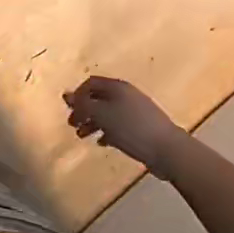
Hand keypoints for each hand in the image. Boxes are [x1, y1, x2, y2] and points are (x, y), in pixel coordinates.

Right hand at [65, 76, 188, 177]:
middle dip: (84, 110)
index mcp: (117, 87)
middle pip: (99, 98)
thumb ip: (83, 105)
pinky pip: (119, 125)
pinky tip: (102, 142)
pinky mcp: (141, 127)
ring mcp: (135, 111)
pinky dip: (107, 132)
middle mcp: (126, 95)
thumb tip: (66, 95)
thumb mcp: (103, 115)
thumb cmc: (132, 128)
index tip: (70, 111)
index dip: (77, 94)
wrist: (167, 149)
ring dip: (93, 122)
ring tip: (83, 136)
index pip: (91, 83)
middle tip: (73, 125)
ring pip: (108, 113)